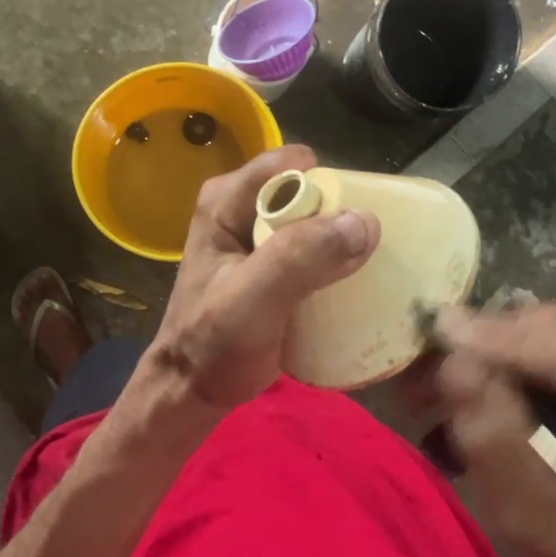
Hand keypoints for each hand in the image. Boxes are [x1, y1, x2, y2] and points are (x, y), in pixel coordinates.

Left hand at [144, 145, 379, 410]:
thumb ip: (300, 257)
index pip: (294, 166)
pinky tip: (345, 285)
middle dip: (340, 216)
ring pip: (314, 219)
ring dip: (340, 241)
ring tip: (359, 273)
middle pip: (309, 189)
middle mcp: (240, 205)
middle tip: (360, 257)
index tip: (353, 230)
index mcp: (226, 199)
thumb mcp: (254, 299)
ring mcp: (254, 234)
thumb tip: (364, 221)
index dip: (329, 190)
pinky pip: (312, 246)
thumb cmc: (213, 344)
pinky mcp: (270, 263)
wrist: (191, 390)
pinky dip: (331, 260)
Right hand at [426, 304, 555, 556]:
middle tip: (438, 360)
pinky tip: (500, 369)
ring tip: (460, 371)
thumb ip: (493, 441)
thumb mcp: (529, 515)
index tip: (446, 333)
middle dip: (502, 341)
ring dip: (511, 342)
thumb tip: (456, 363)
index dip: (519, 340)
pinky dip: (533, 346)